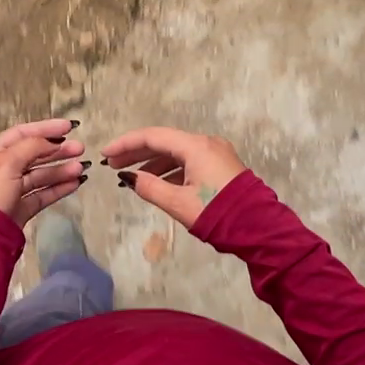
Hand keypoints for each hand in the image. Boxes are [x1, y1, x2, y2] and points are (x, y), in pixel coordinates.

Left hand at [0, 118, 88, 224]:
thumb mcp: (7, 163)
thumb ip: (31, 147)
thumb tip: (52, 143)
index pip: (22, 134)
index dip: (45, 128)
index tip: (69, 127)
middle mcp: (2, 169)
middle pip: (33, 154)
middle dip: (58, 150)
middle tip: (80, 149)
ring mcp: (12, 190)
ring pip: (40, 176)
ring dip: (61, 170)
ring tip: (82, 168)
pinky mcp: (21, 209)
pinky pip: (42, 194)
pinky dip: (59, 189)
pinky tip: (75, 183)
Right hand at [101, 127, 246, 228]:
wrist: (258, 227)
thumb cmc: (216, 212)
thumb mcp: (178, 202)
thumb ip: (149, 187)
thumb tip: (129, 177)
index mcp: (195, 146)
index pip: (152, 137)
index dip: (126, 144)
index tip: (106, 154)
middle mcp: (206, 143)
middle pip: (164, 142)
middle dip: (136, 152)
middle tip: (112, 164)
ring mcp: (215, 153)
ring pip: (176, 152)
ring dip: (152, 162)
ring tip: (131, 176)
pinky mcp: (221, 166)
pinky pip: (188, 161)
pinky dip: (169, 169)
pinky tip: (156, 182)